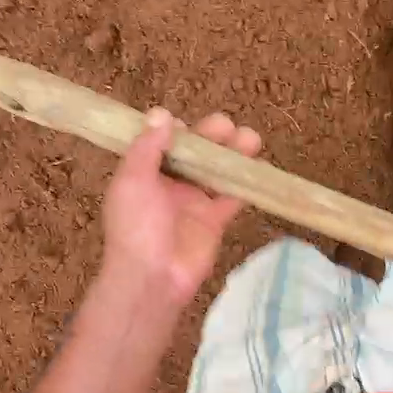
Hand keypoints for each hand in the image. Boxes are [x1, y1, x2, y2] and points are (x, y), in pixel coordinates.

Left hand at [102, 108, 261, 306]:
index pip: (164, 143)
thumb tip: (162, 113)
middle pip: (195, 154)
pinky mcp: (215, 220)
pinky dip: (247, 182)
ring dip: (233, 154)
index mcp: (145, 173)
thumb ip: (147, 147)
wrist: (152, 278)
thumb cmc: (136, 227)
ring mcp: (194, 202)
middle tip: (228, 126)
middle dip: (212, 137)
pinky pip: (233, 196)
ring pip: (217, 171)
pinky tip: (260, 167)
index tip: (187, 125)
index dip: (177, 131)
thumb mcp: (132, 181)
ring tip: (252, 138)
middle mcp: (170, 185)